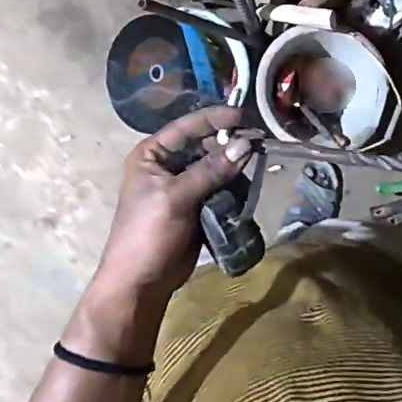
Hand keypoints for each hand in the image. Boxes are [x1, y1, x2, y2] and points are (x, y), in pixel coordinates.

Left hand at [89, 106, 251, 307]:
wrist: (140, 284)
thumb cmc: (148, 235)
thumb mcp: (176, 198)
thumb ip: (211, 170)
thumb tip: (247, 144)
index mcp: (152, 154)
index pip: (188, 126)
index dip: (216, 118)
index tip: (245, 116)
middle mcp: (167, 163)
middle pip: (205, 142)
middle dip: (230, 141)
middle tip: (260, 140)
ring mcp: (183, 183)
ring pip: (216, 163)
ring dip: (235, 163)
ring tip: (258, 161)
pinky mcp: (197, 202)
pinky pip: (220, 184)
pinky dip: (234, 182)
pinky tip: (249, 183)